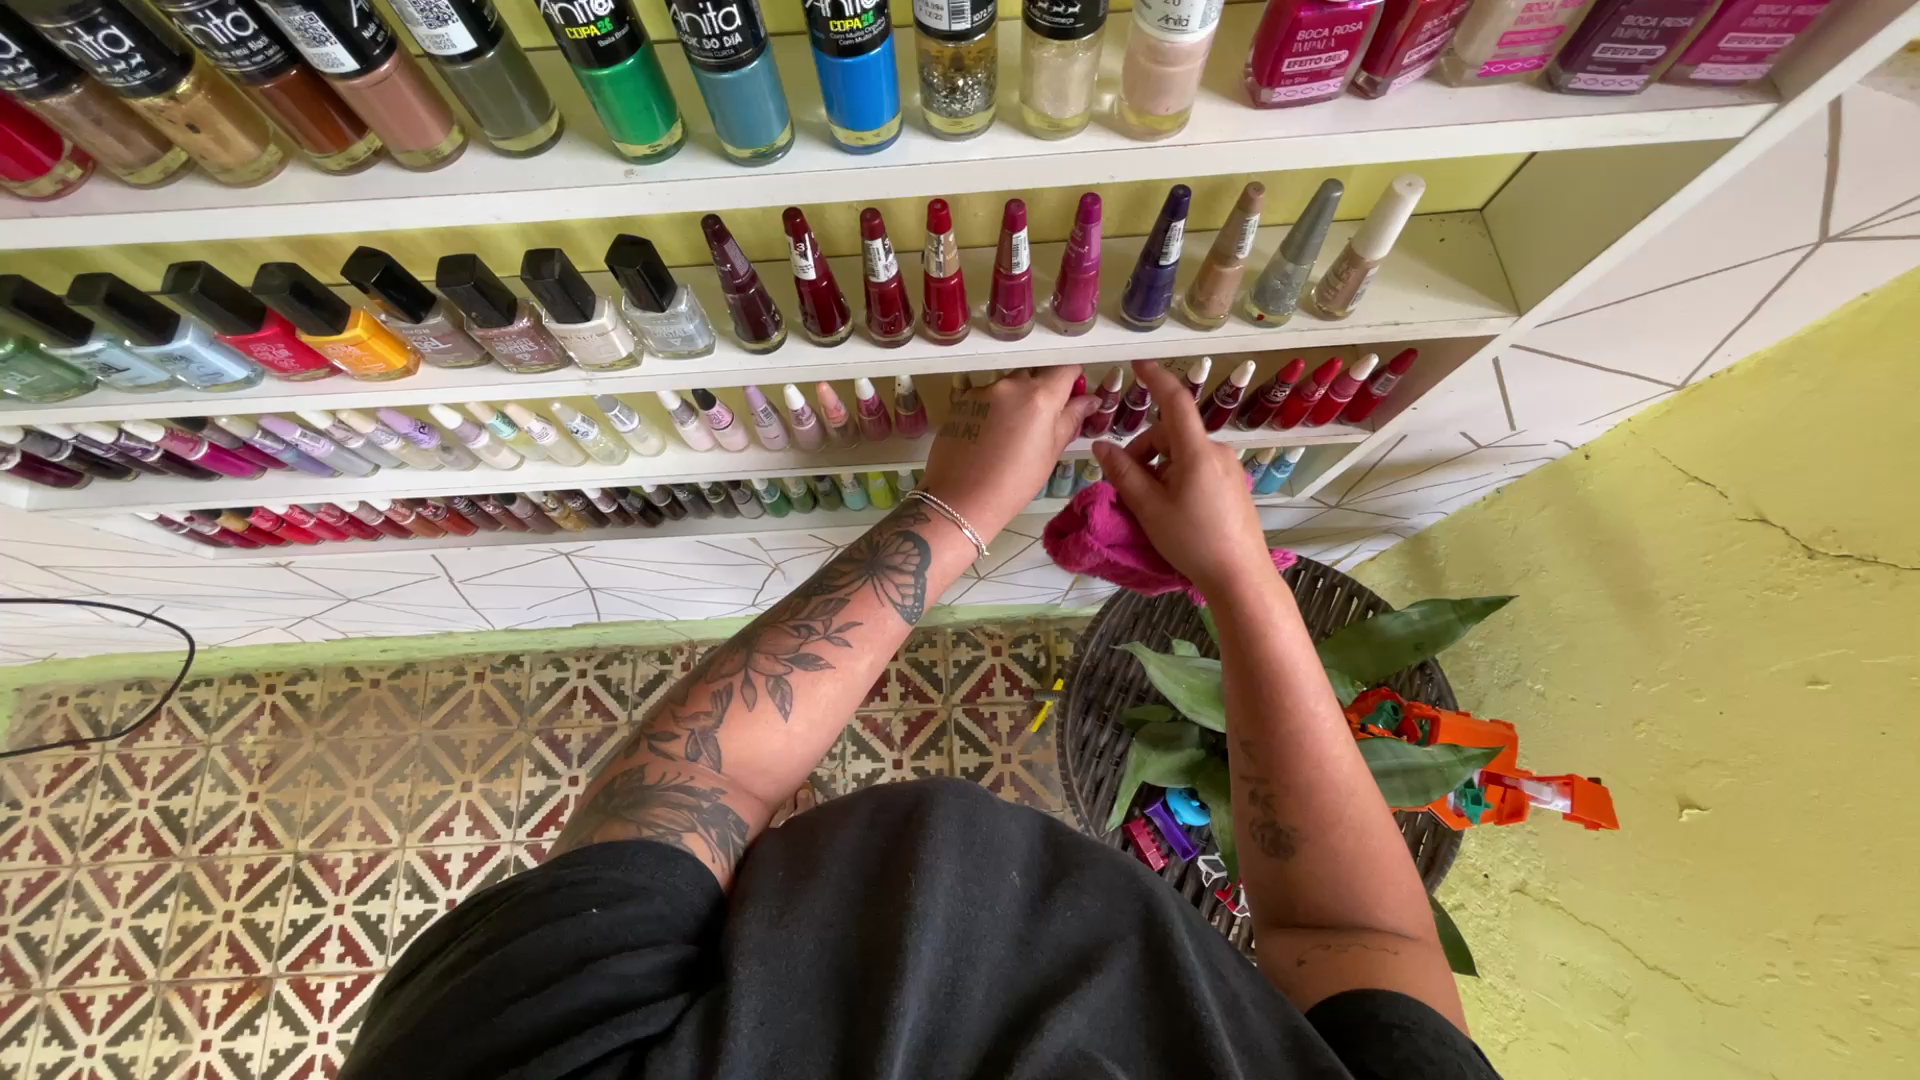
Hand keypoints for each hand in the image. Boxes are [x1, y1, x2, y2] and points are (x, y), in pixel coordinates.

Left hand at [923, 367, 1097, 537]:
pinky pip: (986, 396)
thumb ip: (1071, 419)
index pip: (1065, 369)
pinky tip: (990, 435)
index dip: (1073, 379)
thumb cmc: (1014, 482)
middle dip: (1042, 392)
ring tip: (1011, 433)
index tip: (1072, 394)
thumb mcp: (1050, 453)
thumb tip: (1089, 400)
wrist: (962, 499)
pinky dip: (993, 408)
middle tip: (1041, 422)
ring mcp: (983, 391)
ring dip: (1016, 400)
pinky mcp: (961, 401)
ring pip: (1008, 385)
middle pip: (1035, 375)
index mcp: (1039, 396)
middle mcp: (1010, 385)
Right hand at [1091, 360, 1272, 598]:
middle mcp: (1217, 452)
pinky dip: (1175, 479)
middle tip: (1127, 489)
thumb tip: (1101, 446)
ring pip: (1182, 455)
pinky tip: (1171, 511)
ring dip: (1158, 470)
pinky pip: (1197, 469)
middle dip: (1144, 453)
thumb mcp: (1149, 508)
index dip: (1156, 379)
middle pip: (1171, 436)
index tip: (1138, 364)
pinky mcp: (1233, 486)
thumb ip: (1124, 473)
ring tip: (1149, 506)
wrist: (1240, 576)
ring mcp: (1229, 469)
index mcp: (1197, 452)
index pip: (1175, 402)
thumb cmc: (1192, 541)